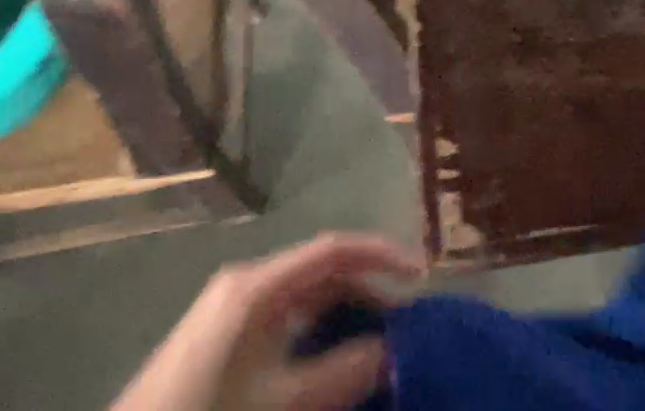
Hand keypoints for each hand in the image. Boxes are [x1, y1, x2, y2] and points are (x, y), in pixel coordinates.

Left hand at [111, 233, 425, 410]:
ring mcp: (231, 311)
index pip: (334, 249)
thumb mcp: (280, 402)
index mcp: (257, 285)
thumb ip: (341, 374)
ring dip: (343, 317)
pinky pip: (285, 322)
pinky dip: (316, 335)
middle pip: (321, 271)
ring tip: (376, 349)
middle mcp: (246, 285)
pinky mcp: (222, 339)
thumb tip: (391, 350)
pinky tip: (331, 366)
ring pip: (304, 299)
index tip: (422, 276)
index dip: (382, 254)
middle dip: (367, 292)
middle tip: (404, 326)